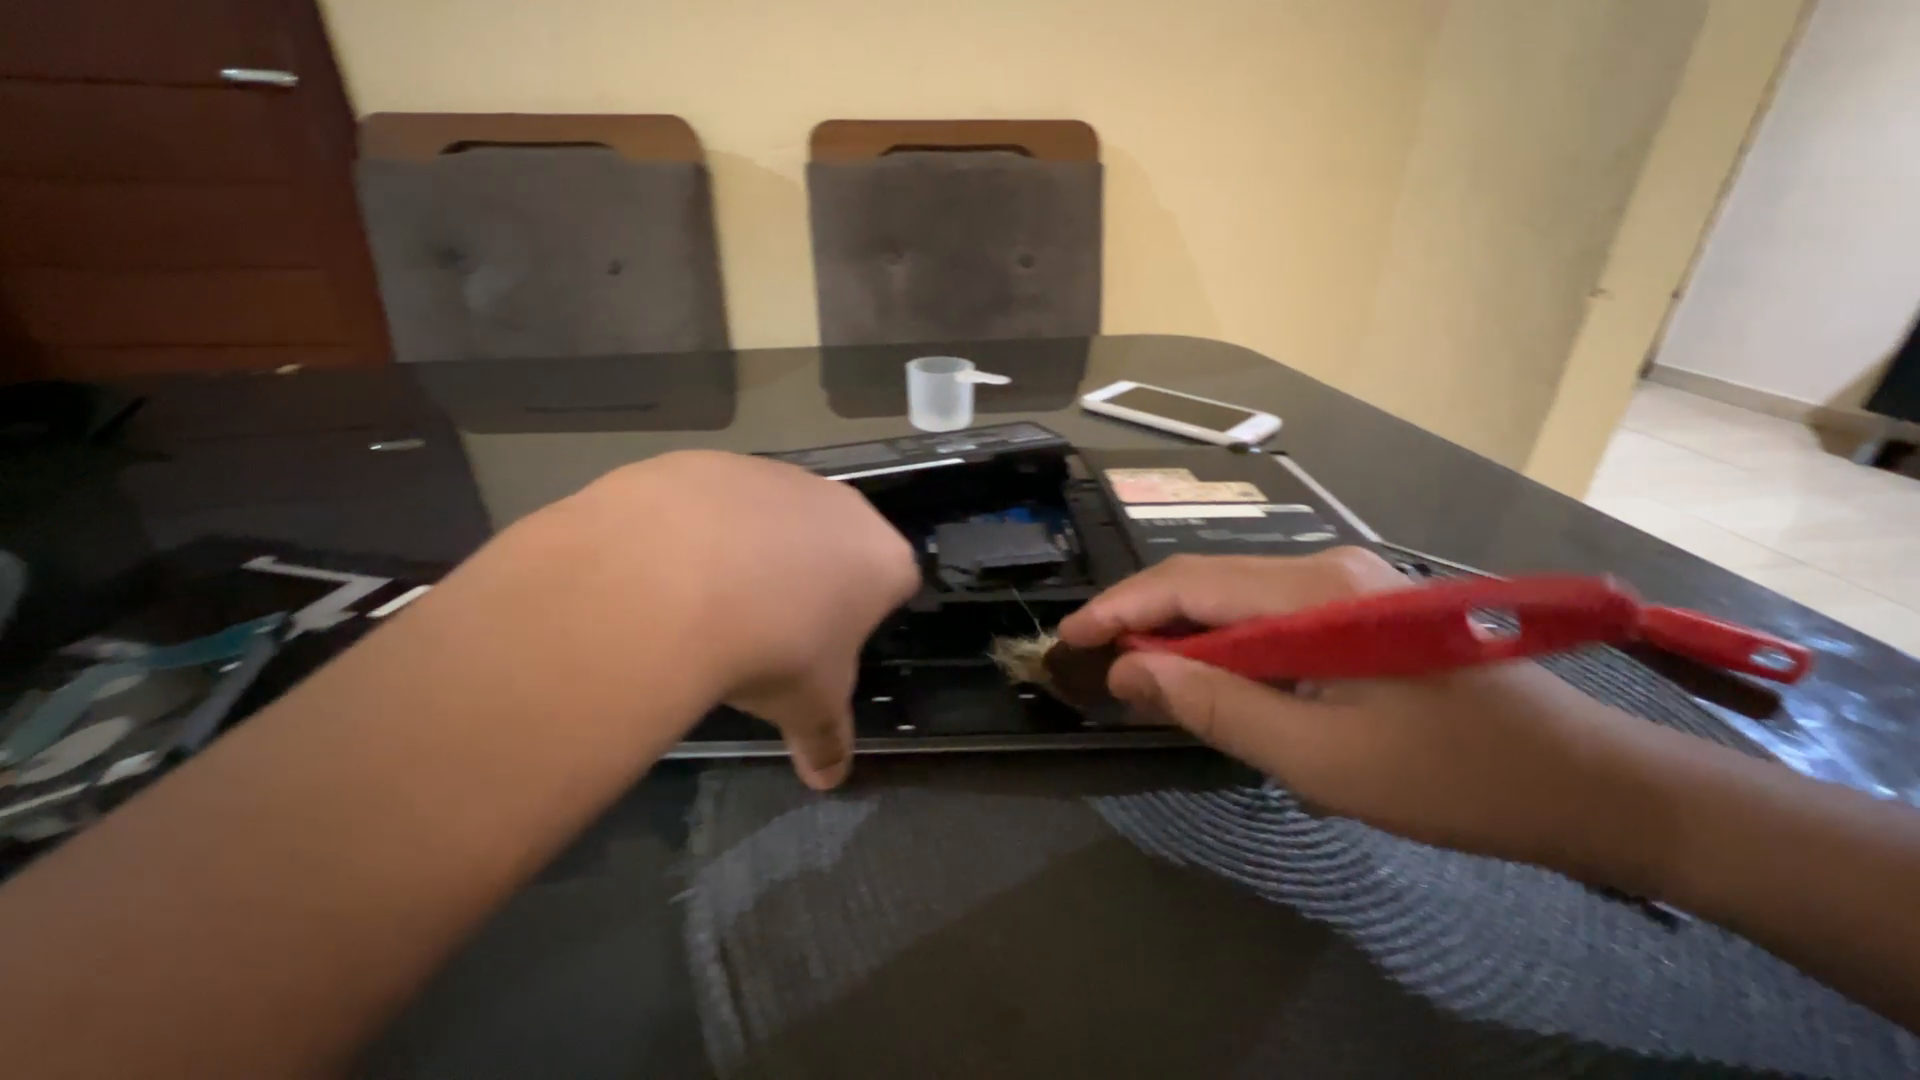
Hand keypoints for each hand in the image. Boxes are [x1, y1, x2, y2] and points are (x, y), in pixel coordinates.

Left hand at [528, 451, 920, 788]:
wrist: (673, 580)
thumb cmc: (773, 647)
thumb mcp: (807, 705)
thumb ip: (826, 739)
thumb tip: (828, 782)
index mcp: (882, 559)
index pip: (895, 581)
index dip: (865, 612)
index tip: (830, 641)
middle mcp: (840, 505)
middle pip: (836, 541)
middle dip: (811, 578)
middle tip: (771, 625)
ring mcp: (775, 476)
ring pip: (775, 517)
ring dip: (754, 550)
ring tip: (711, 600)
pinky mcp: (711, 463)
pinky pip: (714, 501)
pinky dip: (700, 530)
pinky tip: (669, 569)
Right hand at [1057, 550, 1677, 888]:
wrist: (1586, 785)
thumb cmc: (1453, 778)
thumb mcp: (1319, 757)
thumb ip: (1214, 706)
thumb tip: (1128, 671)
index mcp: (1316, 593)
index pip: (1188, 584)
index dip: (1118, 609)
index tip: (1067, 640)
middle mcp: (1327, 569)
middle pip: (1207, 585)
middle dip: (1142, 621)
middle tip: (1092, 666)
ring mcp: (1349, 585)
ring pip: (1236, 601)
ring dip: (1183, 637)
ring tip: (1138, 679)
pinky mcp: (1363, 611)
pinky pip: (1270, 618)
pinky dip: (1227, 648)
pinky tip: (1211, 682)